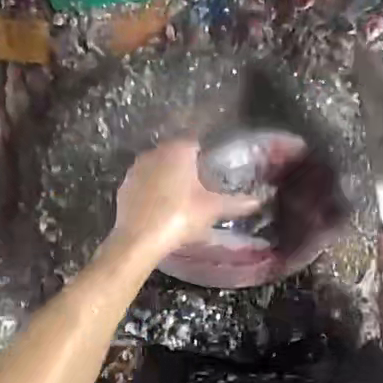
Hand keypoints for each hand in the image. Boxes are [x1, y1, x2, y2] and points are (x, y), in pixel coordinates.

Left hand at [112, 140, 261, 259]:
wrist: (139, 239)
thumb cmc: (181, 216)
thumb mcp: (213, 209)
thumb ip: (236, 203)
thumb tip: (258, 201)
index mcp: (178, 150)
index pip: (196, 142)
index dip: (206, 154)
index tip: (215, 168)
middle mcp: (154, 153)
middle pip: (175, 154)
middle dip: (188, 166)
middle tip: (202, 185)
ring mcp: (135, 170)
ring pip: (158, 168)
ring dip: (169, 178)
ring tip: (183, 198)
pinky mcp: (124, 188)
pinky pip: (144, 184)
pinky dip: (153, 192)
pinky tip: (162, 208)